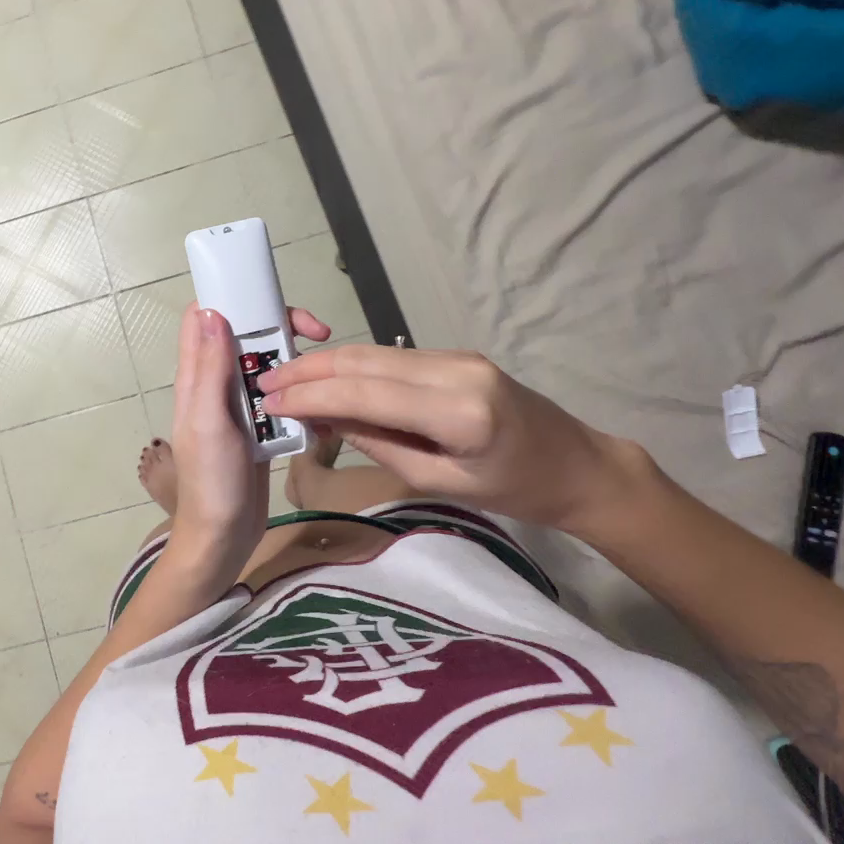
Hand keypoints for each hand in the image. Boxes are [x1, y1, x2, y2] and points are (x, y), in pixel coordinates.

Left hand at [168, 304, 330, 560]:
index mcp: (195, 378)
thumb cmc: (211, 480)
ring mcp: (238, 405)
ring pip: (264, 365)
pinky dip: (298, 392)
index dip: (235, 300)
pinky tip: (322, 401)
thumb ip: (209, 369)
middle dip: (279, 326)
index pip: (205, 318)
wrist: (224, 535)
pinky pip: (279, 396)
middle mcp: (214, 385)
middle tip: (319, 334)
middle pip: (244, 336)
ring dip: (292, 360)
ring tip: (324, 370)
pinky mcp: (259, 426)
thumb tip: (212, 311)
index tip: (273, 303)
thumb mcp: (208, 420)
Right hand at [257, 346, 648, 533]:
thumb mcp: (442, 483)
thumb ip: (381, 445)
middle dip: (308, 370)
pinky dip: (351, 367)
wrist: (579, 465)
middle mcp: (454, 370)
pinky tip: (327, 379)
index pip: (366, 393)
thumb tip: (324, 419)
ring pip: (372, 352)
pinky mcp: (454, 355)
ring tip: (285, 379)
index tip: (271, 399)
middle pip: (363, 361)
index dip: (312, 394)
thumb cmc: (516, 490)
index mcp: (458, 411)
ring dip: (324, 364)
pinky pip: (390, 357)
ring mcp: (455, 356)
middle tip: (264, 382)